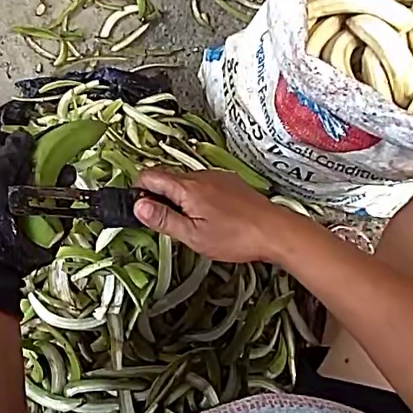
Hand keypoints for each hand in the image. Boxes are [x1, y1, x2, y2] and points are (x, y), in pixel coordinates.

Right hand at [132, 168, 300, 263]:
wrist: (275, 231)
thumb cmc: (236, 237)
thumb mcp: (193, 235)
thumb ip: (163, 219)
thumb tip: (138, 206)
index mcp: (187, 187)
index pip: (150, 175)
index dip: (138, 189)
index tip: (137, 206)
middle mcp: (201, 176)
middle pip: (168, 178)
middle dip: (159, 197)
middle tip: (164, 222)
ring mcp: (218, 177)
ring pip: (187, 182)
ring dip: (180, 198)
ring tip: (190, 224)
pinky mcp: (230, 182)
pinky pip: (205, 184)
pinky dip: (199, 197)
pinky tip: (210, 217)